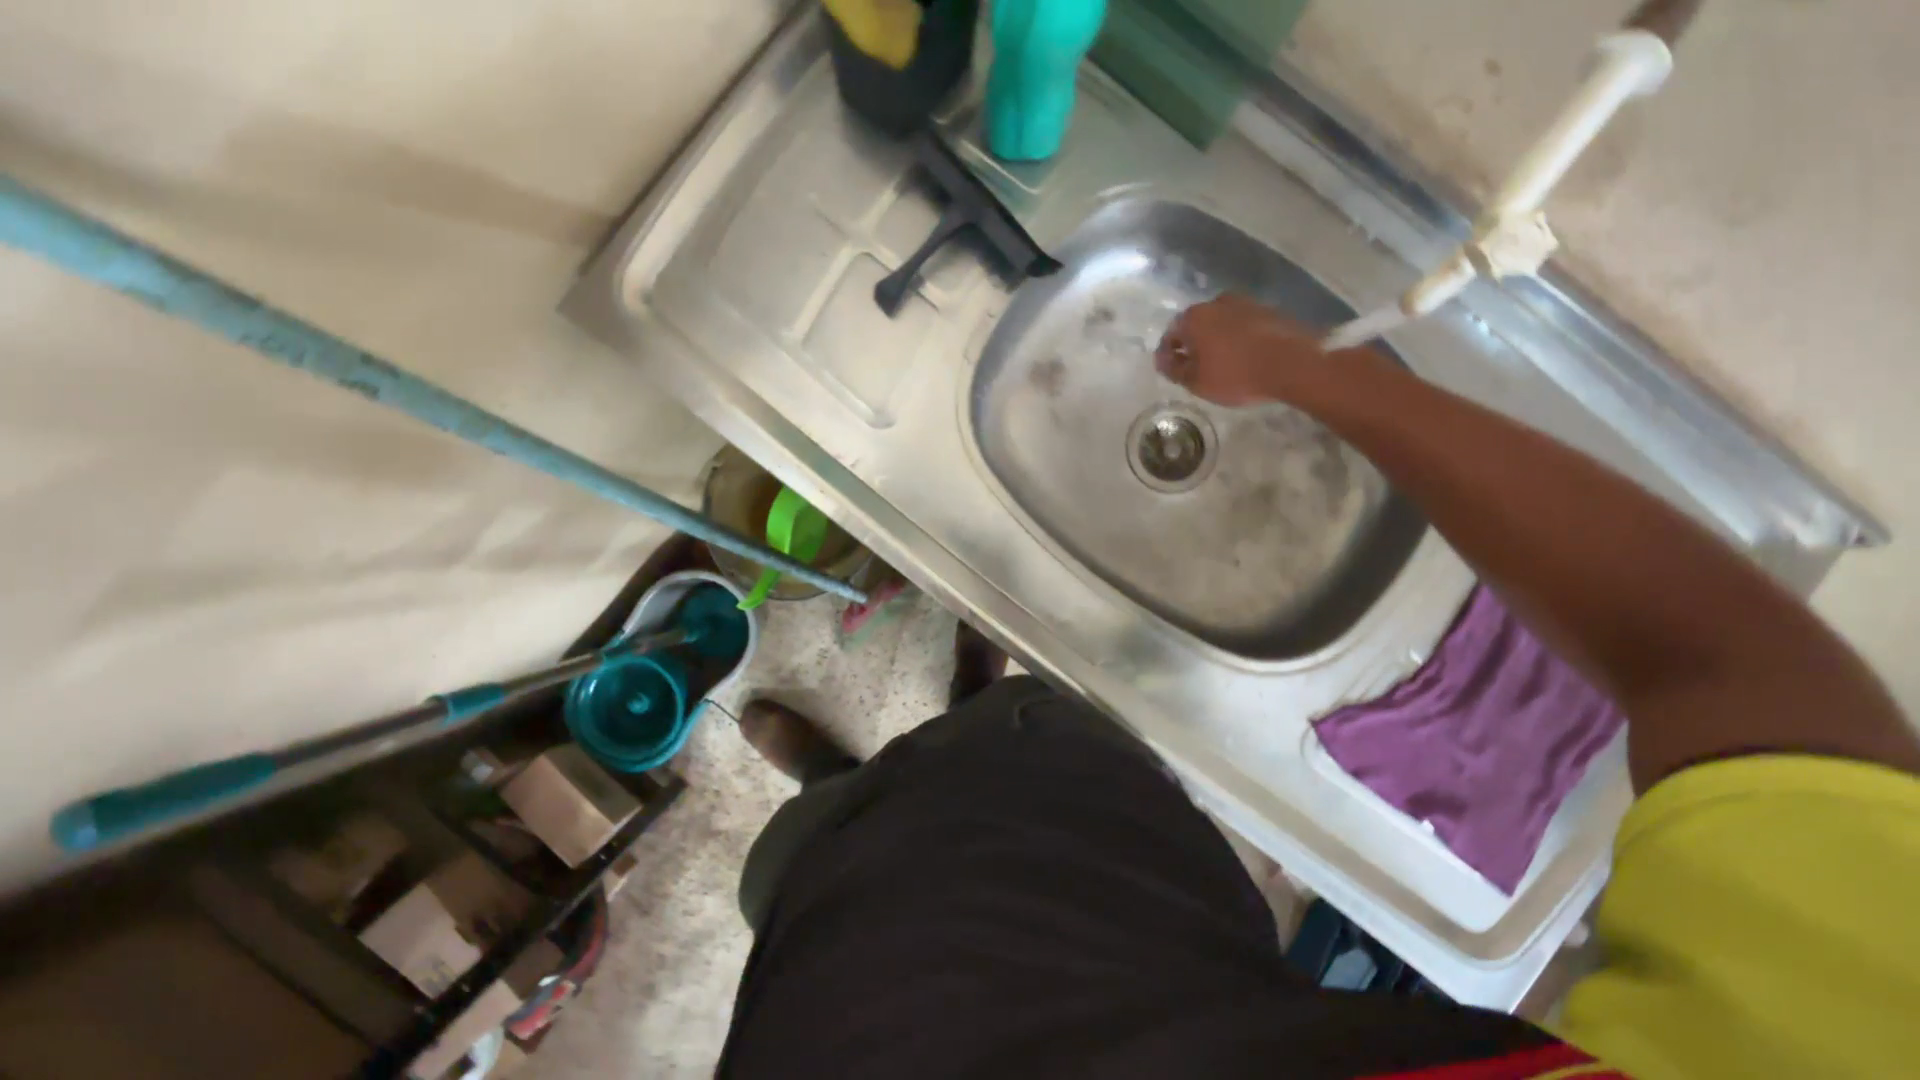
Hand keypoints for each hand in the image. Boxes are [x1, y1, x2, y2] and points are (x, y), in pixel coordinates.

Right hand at [1154, 294, 1328, 406]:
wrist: (1292, 364)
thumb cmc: (1236, 375)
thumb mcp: (1197, 382)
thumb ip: (1174, 369)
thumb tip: (1162, 359)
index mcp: (1193, 317)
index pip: (1171, 335)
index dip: (1169, 355)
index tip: (1174, 372)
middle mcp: (1216, 302)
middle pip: (1197, 325)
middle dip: (1195, 344)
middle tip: (1199, 368)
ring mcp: (1246, 303)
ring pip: (1222, 323)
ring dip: (1219, 340)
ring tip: (1225, 363)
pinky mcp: (1269, 310)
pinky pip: (1245, 325)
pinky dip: (1240, 338)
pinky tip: (1247, 356)